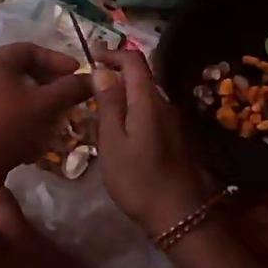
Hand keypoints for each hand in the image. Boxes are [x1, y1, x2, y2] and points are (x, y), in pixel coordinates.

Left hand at [0, 42, 92, 196]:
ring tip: (54, 117)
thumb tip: (94, 78)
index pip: (30, 50)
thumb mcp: (45, 106)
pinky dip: (19, 116)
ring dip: (36, 103)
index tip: (78, 72)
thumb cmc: (6, 128)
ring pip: (11, 92)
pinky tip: (32, 136)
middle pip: (20, 70)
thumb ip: (71, 88)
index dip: (57, 60)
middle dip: (48, 83)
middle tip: (68, 95)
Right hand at [91, 50, 218, 235]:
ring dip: (123, 94)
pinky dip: (132, 111)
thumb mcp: (113, 142)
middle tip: (89, 86)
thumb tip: (102, 70)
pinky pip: (150, 112)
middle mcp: (165, 103)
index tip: (91, 57)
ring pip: (145, 96)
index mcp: (148, 100)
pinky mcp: (174, 137)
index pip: (134, 61)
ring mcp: (173, 121)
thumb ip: (108, 104)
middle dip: (116, 73)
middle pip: (141, 76)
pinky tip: (119, 130)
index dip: (113, 53)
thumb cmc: (138, 179)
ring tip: (98, 109)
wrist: (178, 214)